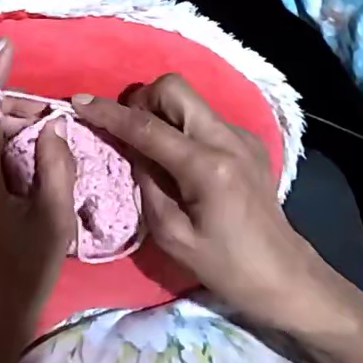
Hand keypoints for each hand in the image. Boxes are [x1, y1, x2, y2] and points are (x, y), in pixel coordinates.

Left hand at [0, 39, 77, 352]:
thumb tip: (52, 128)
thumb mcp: (52, 219)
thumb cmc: (23, 270)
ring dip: (10, 126)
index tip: (6, 44)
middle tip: (53, 114)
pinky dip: (3, 144)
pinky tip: (31, 155)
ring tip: (48, 137)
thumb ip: (55, 166)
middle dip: (13, 106)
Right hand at [74, 75, 351, 336]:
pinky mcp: (249, 140)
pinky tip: (179, 158)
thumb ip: (145, 183)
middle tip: (127, 131)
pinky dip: (181, 124)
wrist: (282, 274)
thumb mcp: (170, 235)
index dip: (109, 113)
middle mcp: (227, 139)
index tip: (80, 102)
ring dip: (161, 110)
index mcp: (206, 167)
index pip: (147, 127)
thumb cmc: (224, 266)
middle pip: (174, 88)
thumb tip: (129, 148)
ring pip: (190, 98)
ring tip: (149, 145)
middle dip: (142, 100)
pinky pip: (203, 116)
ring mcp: (242, 136)